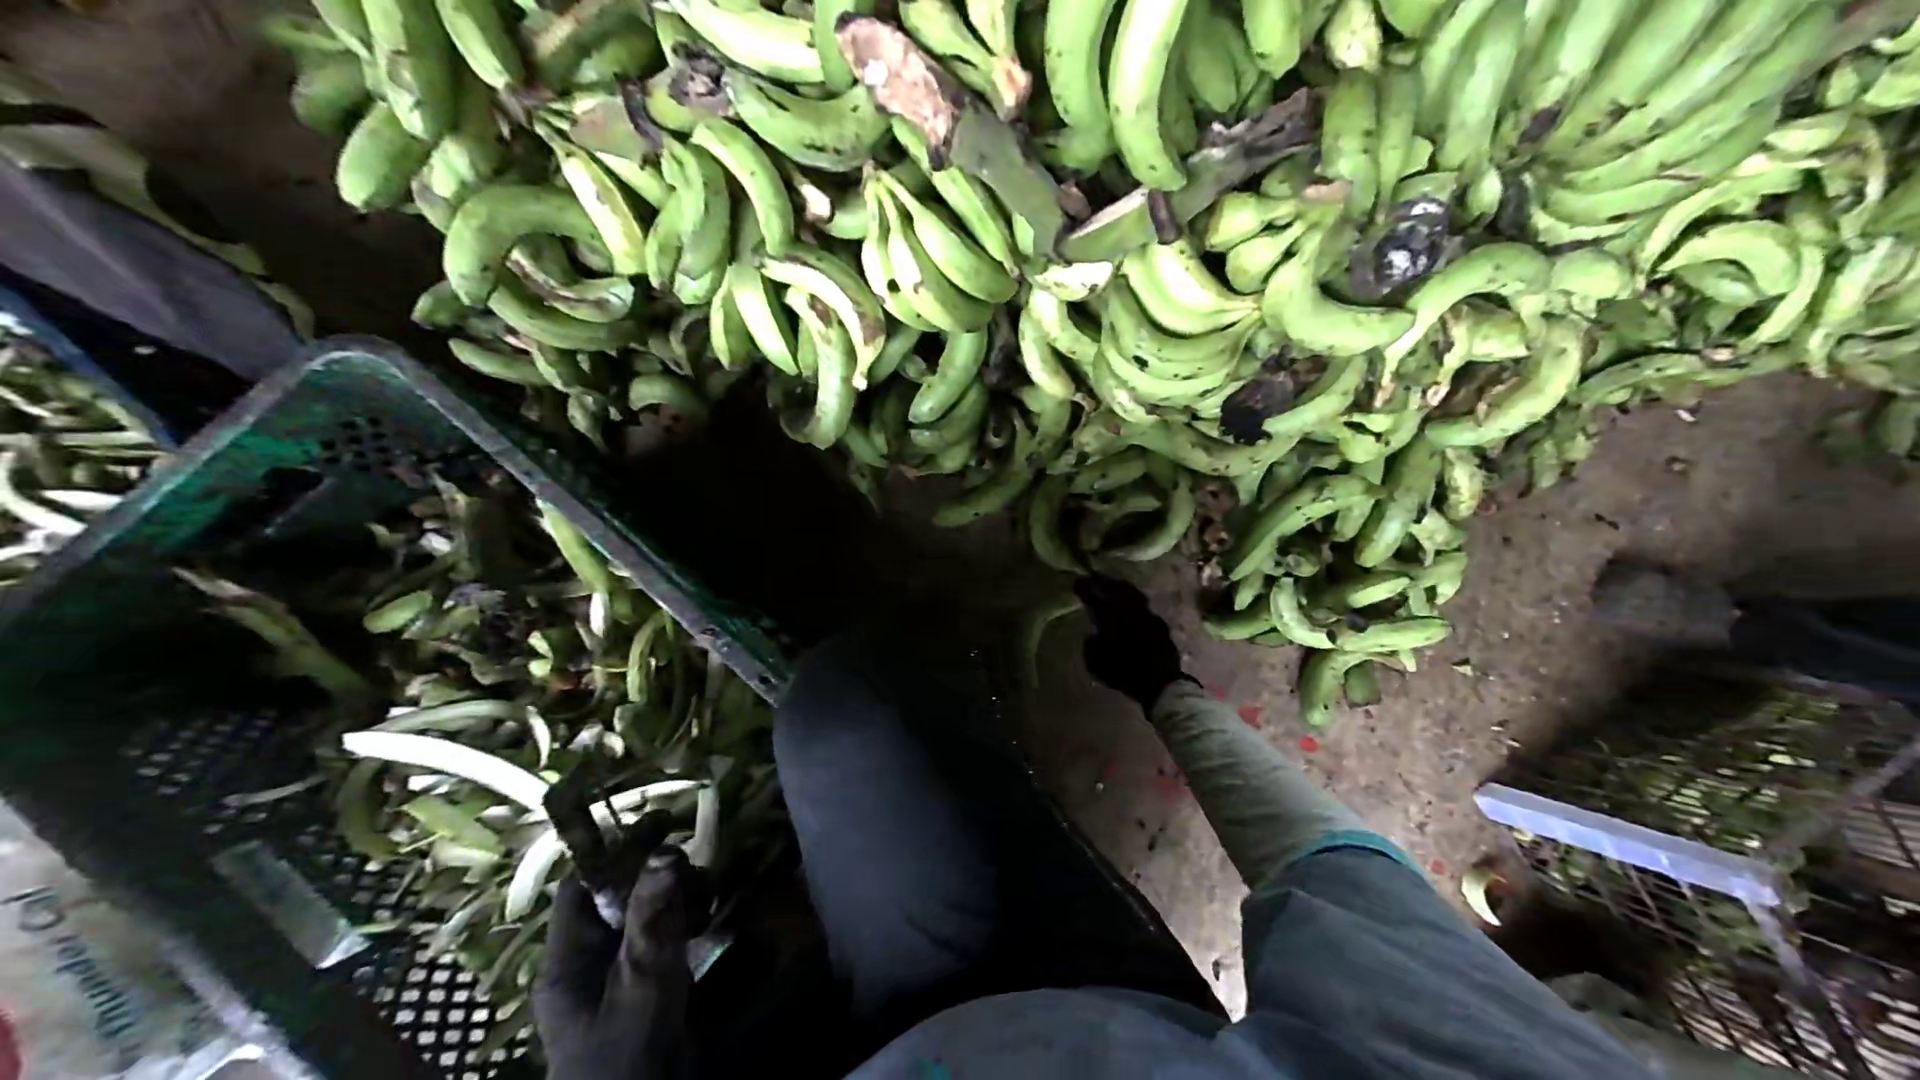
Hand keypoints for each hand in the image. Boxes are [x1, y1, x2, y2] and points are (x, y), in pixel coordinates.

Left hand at [534, 847, 694, 1079]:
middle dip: (656, 873)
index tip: (659, 826)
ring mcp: (615, 972)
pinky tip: (705, 920)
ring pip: (643, 913)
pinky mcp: (641, 984)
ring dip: (675, 895)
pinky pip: (658, 936)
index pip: (582, 883)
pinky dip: (682, 920)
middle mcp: (586, 958)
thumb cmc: (629, 1047)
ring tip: (705, 897)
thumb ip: (652, 913)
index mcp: (568, 955)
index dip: (617, 851)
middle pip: (617, 894)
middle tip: (692, 864)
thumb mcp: (641, 976)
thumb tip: (665, 850)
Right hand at [1073, 575, 1189, 709]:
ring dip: (1121, 591)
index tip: (1076, 582)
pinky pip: (1143, 607)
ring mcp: (1149, 615)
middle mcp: (1132, 611)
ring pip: (1133, 595)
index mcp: (1113, 618)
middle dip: (1105, 583)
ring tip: (1113, 591)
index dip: (1085, 587)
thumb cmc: (1127, 675)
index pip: (1096, 595)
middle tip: (1095, 581)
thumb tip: (1093, 636)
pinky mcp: (1160, 624)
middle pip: (1117, 588)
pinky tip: (1131, 611)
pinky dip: (1134, 604)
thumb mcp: (1099, 666)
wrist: (1164, 685)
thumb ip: (1091, 647)